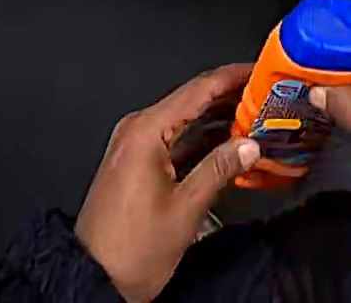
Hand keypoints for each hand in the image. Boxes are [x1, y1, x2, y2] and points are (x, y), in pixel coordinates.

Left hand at [76, 64, 259, 302]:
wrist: (85, 287)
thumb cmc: (128, 253)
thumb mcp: (184, 210)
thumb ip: (220, 169)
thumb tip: (250, 145)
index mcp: (147, 131)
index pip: (201, 87)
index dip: (235, 76)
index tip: (262, 70)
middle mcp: (138, 129)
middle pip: (193, 97)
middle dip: (231, 94)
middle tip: (265, 94)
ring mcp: (135, 144)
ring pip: (185, 116)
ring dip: (218, 115)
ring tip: (253, 115)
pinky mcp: (136, 161)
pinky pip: (174, 134)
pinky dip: (201, 134)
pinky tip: (226, 141)